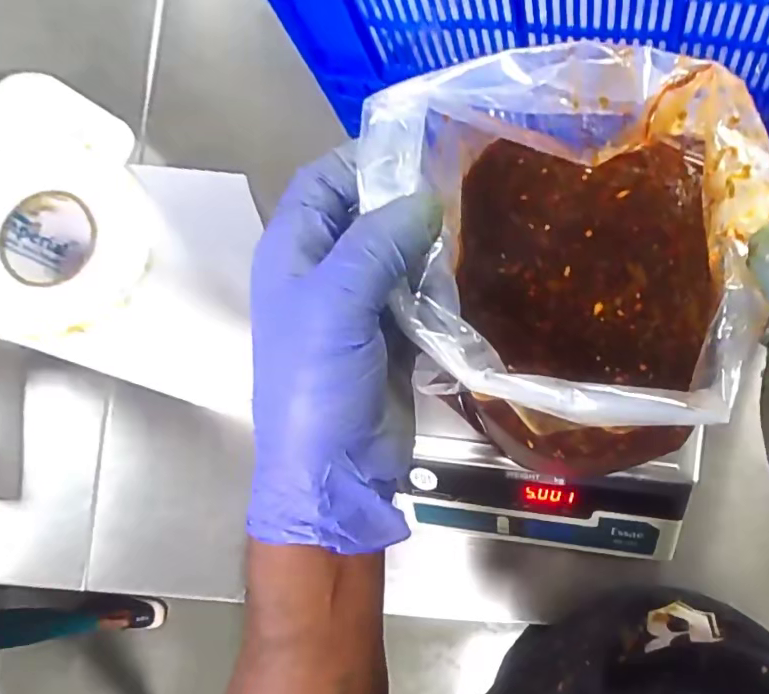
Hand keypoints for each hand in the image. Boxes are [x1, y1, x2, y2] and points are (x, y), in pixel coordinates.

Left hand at [247, 144, 441, 553]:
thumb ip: (376, 245)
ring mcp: (360, 316)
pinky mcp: (393, 347)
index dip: (362, 162)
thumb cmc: (317, 384)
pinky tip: (469, 280)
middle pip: (365, 222)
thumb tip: (423, 199)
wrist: (336, 469)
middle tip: (461, 188)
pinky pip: (417, 306)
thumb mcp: (337, 304)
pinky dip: (439, 294)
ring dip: (429, 251)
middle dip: (406, 205)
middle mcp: (325, 279)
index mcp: (294, 256)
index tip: (419, 150)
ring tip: (474, 229)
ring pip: (397, 265)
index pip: (323, 186)